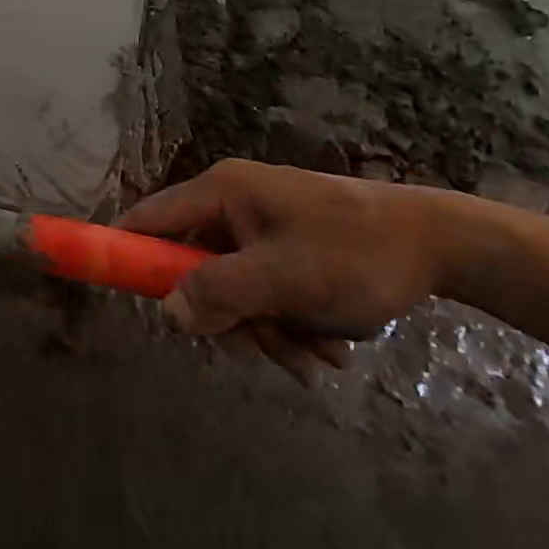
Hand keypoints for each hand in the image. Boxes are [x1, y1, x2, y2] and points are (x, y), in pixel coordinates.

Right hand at [117, 159, 455, 380]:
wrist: (434, 242)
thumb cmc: (354, 251)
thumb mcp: (285, 276)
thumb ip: (220, 291)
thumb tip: (168, 311)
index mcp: (223, 193)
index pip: (150, 218)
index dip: (123, 251)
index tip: (113, 294)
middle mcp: (234, 206)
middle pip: (192, 269)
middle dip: (226, 318)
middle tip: (263, 346)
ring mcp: (259, 228)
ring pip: (231, 292)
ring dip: (264, 331)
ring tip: (315, 355)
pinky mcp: (283, 250)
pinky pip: (262, 295)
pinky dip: (285, 325)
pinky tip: (324, 347)